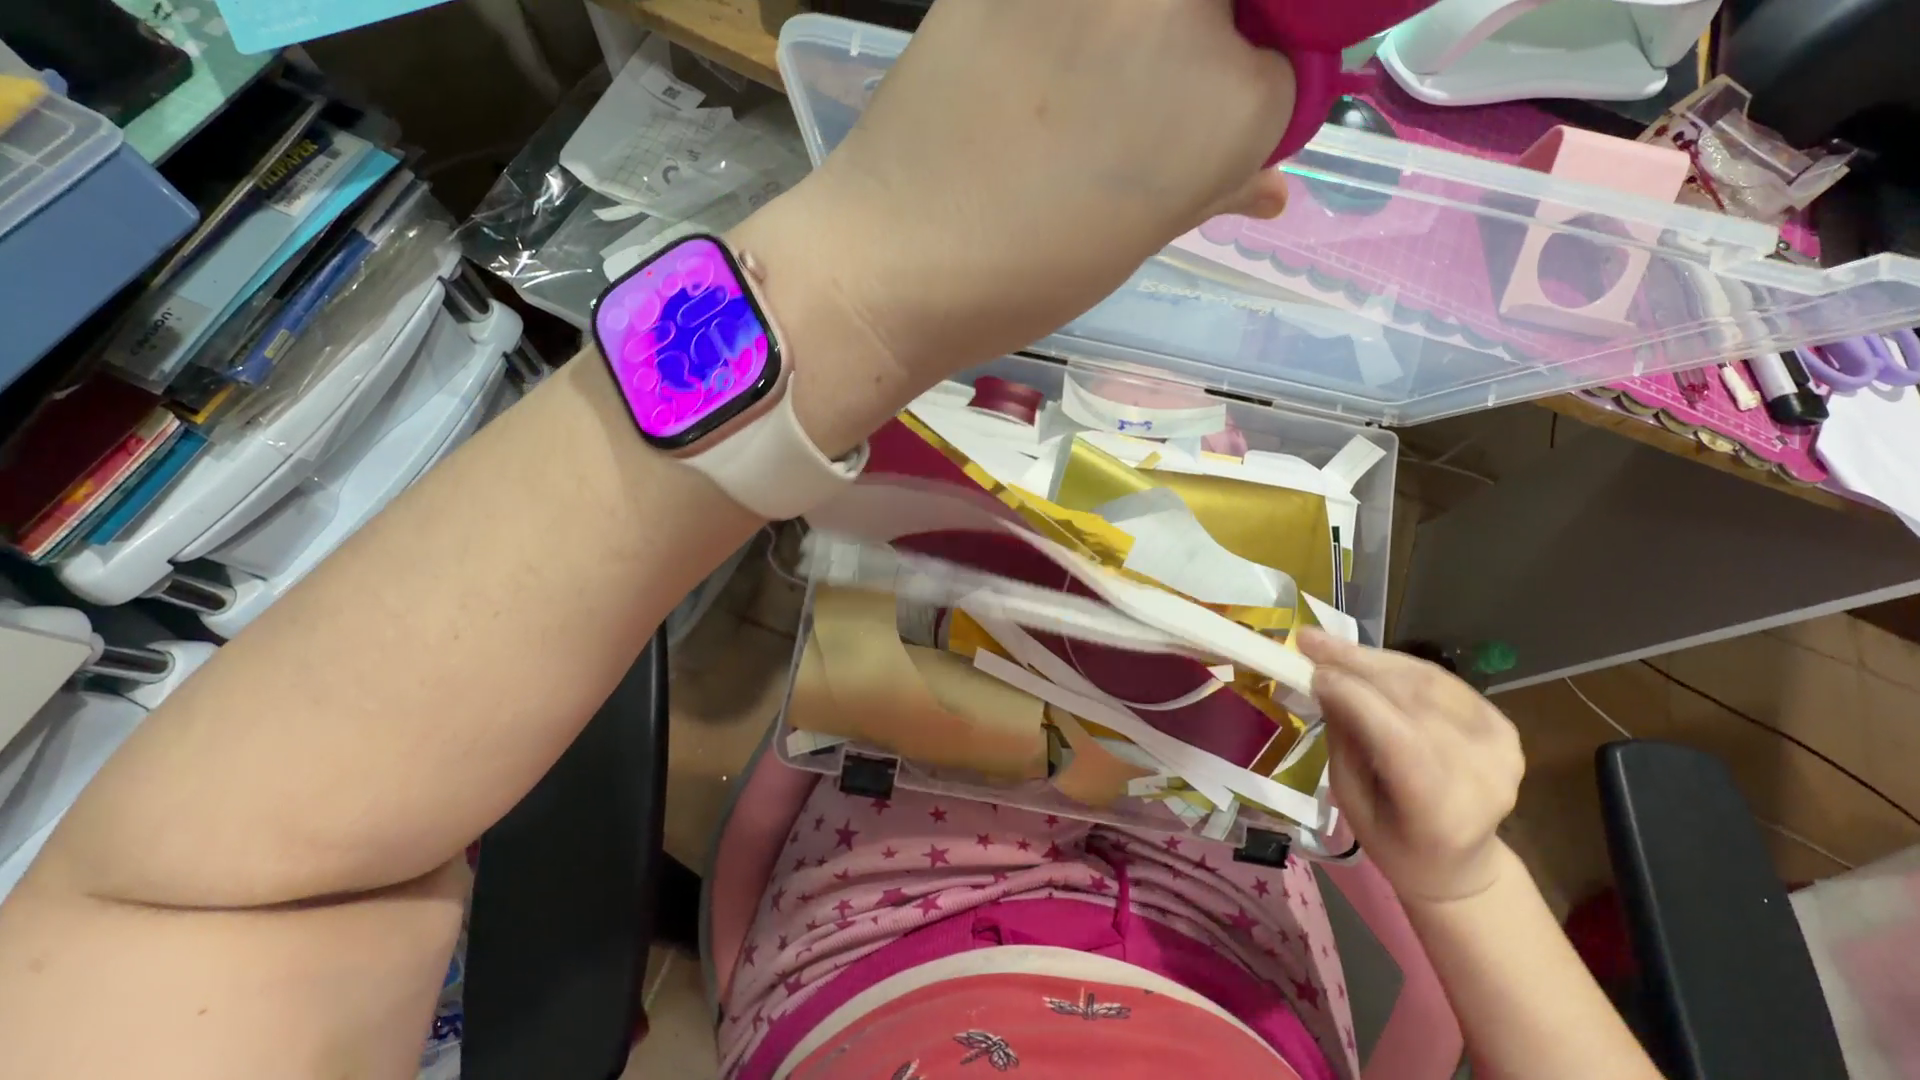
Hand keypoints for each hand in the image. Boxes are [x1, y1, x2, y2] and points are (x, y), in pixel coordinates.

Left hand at [744, 0, 1295, 399]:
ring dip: (1134, 34)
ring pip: (1151, 1)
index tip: (1215, 111)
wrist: (892, 258)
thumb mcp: (1144, 234)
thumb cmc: (1026, 276)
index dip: (1257, 89)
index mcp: (1229, 100)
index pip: (1289, 60)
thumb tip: (1267, 177)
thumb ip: (1219, 178)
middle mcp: (1175, 9)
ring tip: (1077, 93)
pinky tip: (1038, 65)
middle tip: (1138, 95)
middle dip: (1213, 41)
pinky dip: (1071, 19)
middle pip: (1235, 4)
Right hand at [1298, 629, 1524, 904]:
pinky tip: (1369, 662)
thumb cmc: (1393, 839)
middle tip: (1310, 640)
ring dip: (1374, 659)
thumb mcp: (1351, 799)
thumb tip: (1324, 681)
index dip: (1351, 695)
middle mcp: (1481, 774)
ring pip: (1428, 681)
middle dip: (1356, 664)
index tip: (1307, 668)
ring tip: (1331, 646)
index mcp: (1440, 808)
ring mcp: (1499, 748)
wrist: (1459, 862)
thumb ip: (1343, 740)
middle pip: (1413, 699)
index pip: (1397, 736)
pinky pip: (1444, 683)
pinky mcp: (1504, 728)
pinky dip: (1402, 667)